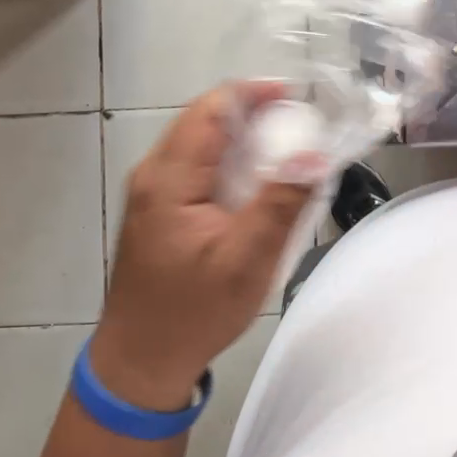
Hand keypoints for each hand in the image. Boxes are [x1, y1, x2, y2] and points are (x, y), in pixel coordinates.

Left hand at [94, 83, 322, 410]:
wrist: (141, 362)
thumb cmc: (193, 313)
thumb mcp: (246, 260)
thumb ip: (281, 202)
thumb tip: (315, 151)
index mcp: (169, 177)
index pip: (212, 108)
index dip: (257, 94)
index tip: (301, 102)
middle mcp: (154, 173)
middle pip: (207, 119)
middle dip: (257, 116)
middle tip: (304, 130)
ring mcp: (153, 191)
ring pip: (204, 143)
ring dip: (246, 141)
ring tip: (291, 155)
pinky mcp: (160, 209)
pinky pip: (200, 168)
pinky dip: (233, 164)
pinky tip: (260, 186)